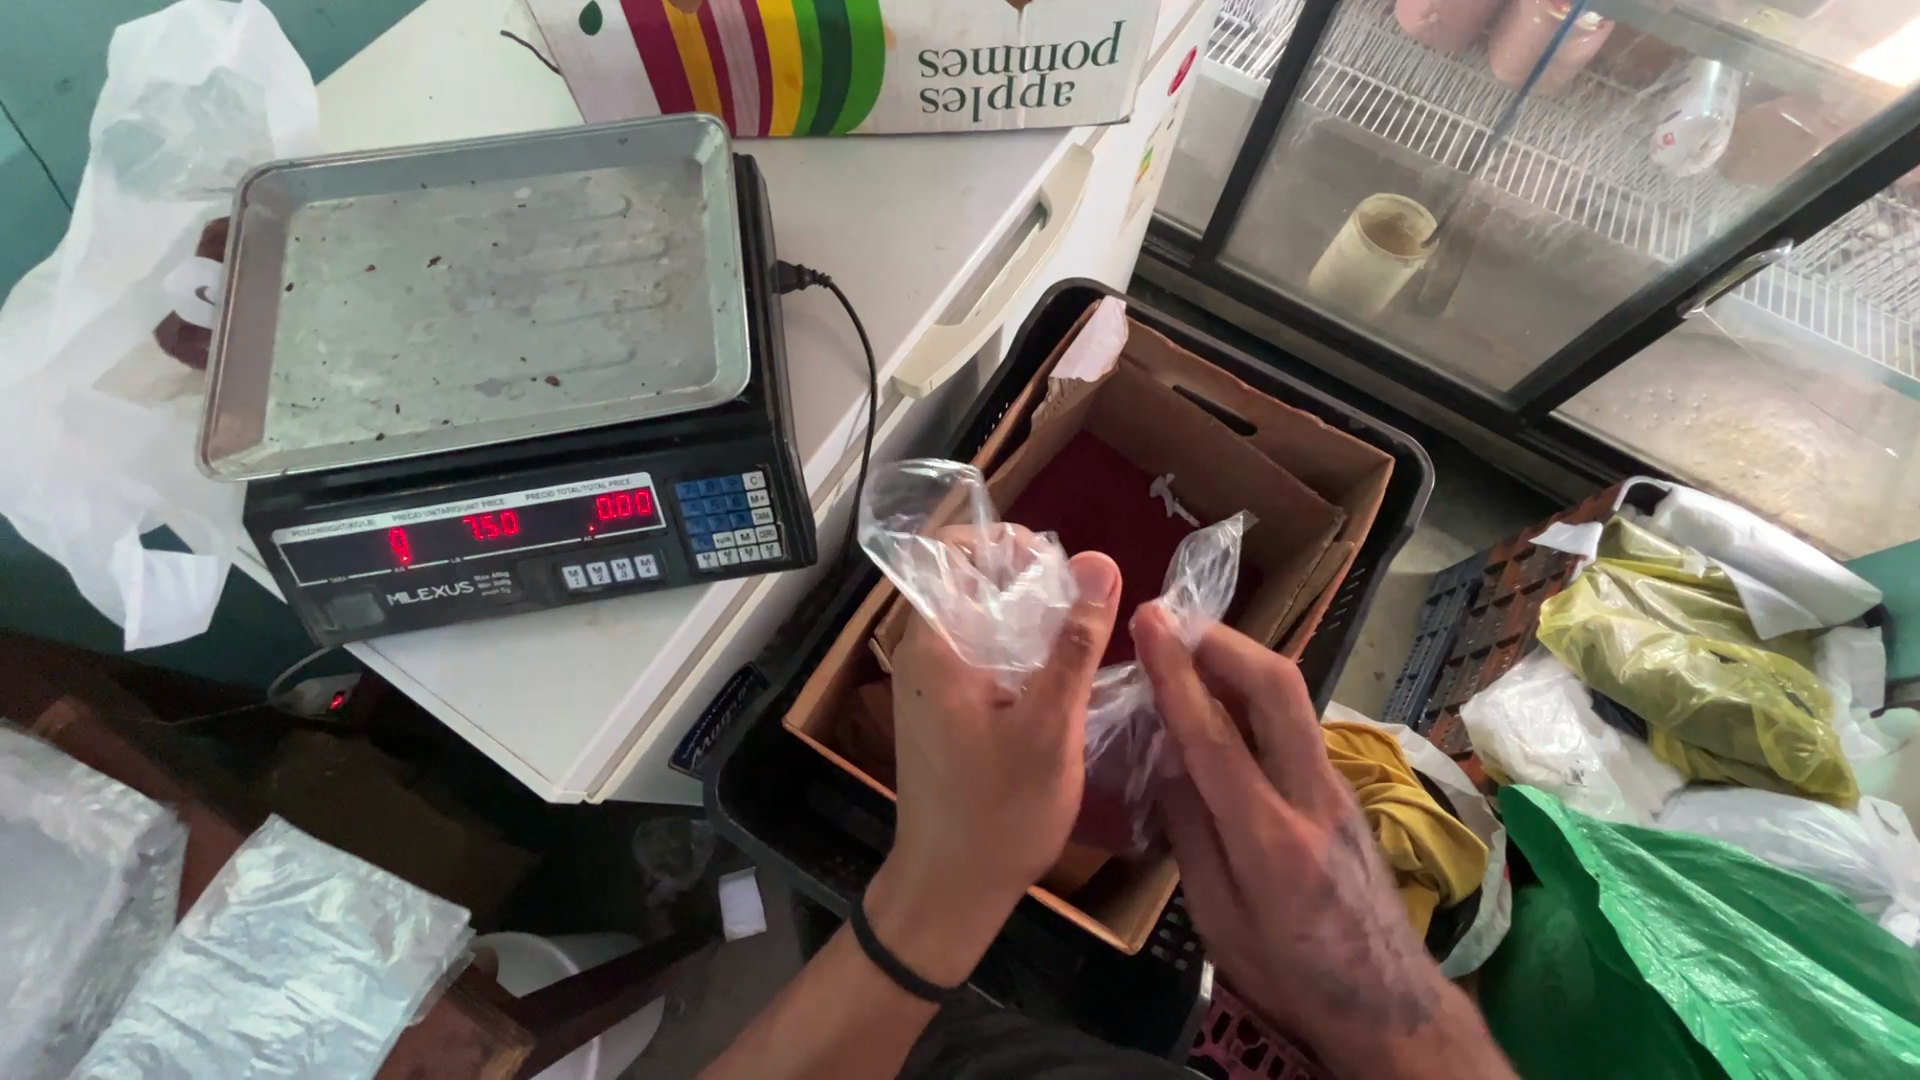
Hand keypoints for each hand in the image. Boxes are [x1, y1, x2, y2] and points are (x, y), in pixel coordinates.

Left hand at [876, 550, 1120, 980]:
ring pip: (975, 616)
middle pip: (965, 580)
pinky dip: (1014, 644)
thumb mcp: (1051, 725)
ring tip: (1076, 629)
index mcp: (933, 644)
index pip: (947, 552)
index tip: (1050, 562)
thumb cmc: (999, 812)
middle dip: (1021, 576)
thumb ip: (1075, 641)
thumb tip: (1099, 561)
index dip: (999, 540)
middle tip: (1076, 598)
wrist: (949, 888)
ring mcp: (929, 680)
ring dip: (1023, 612)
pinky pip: (976, 650)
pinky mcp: (943, 705)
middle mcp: (921, 652)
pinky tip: (1055, 668)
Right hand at [1132, 607, 1509, 1078]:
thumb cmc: (1290, 976)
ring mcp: (1337, 787)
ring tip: (1187, 646)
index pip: (1214, 737)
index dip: (1176, 673)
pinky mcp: (1342, 788)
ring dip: (1236, 658)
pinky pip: (1293, 722)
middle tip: (1171, 622)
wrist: (1391, 1009)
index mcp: (1270, 840)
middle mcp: (1313, 797)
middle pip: (1278, 689)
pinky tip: (1218, 701)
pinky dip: (1249, 693)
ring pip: (1291, 697)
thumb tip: (1170, 760)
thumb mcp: (1218, 921)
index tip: (1148, 623)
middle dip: (1222, 641)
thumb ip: (1191, 834)